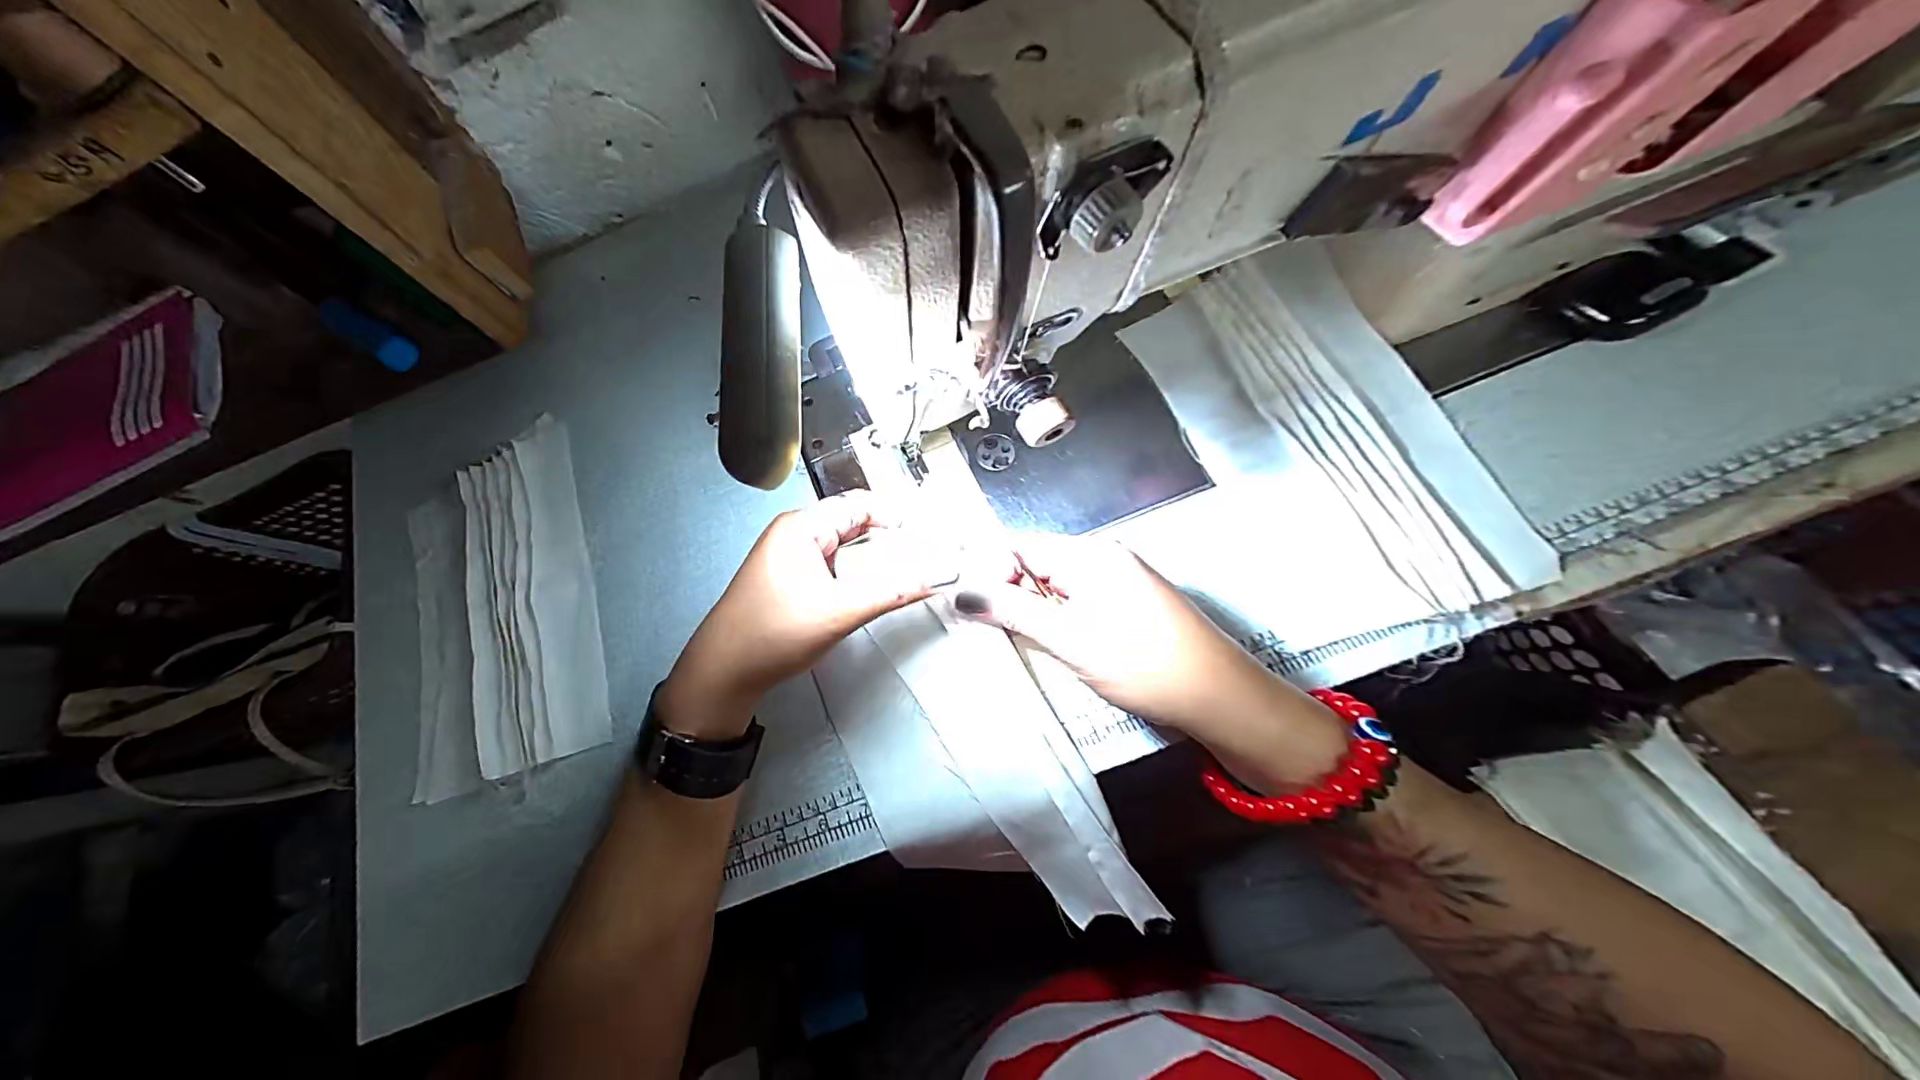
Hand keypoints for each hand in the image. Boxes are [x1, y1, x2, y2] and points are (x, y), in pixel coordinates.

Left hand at [658, 491, 952, 737]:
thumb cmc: (769, 636)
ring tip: (909, 574)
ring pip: (848, 547)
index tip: (929, 536)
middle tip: (926, 558)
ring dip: (876, 559)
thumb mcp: (839, 612)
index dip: (898, 518)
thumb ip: (891, 593)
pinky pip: (836, 566)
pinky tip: (877, 589)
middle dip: (892, 540)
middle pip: (856, 524)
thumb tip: (931, 580)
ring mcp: (793, 557)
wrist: (724, 673)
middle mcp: (796, 534)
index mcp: (801, 527)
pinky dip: (859, 574)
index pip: (861, 505)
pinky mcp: (793, 579)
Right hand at [954, 533, 1348, 790]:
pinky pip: (1083, 598)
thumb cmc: (1141, 664)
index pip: (1020, 546)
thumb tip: (960, 591)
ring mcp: (1123, 578)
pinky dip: (1065, 618)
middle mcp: (1106, 556)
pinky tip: (1068, 646)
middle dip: (1014, 593)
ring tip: (1037, 644)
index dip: (993, 573)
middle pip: (1039, 563)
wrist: (1219, 696)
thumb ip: (1012, 611)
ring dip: (1040, 610)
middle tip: (1002, 633)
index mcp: (1089, 555)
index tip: (980, 610)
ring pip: (1060, 585)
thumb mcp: (1068, 639)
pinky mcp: (1134, 601)